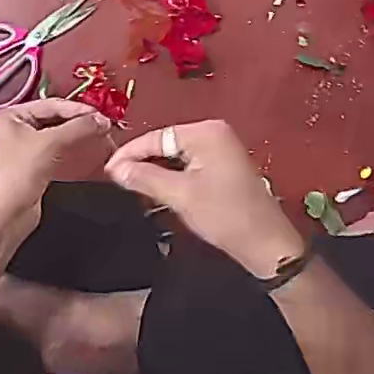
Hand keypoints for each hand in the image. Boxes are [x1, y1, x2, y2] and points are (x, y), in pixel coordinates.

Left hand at [0, 100, 112, 242]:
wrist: (0, 219)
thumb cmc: (13, 177)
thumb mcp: (48, 145)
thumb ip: (78, 128)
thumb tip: (101, 120)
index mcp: (12, 116)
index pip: (52, 105)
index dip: (79, 110)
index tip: (102, 116)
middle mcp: (17, 130)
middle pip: (57, 121)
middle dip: (81, 124)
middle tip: (105, 128)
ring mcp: (25, 150)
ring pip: (59, 138)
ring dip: (80, 139)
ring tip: (102, 139)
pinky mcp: (34, 169)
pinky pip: (59, 155)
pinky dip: (74, 154)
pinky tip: (90, 155)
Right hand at [106, 120, 306, 277]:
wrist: (266, 242)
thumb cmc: (224, 215)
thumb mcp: (180, 195)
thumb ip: (145, 178)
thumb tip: (115, 169)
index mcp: (206, 132)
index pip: (157, 136)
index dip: (130, 153)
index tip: (107, 170)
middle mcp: (214, 132)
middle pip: (166, 143)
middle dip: (142, 161)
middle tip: (116, 180)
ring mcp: (221, 147)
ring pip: (176, 154)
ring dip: (156, 170)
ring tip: (131, 185)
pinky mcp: (224, 164)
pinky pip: (190, 163)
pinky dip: (173, 175)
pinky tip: (157, 188)